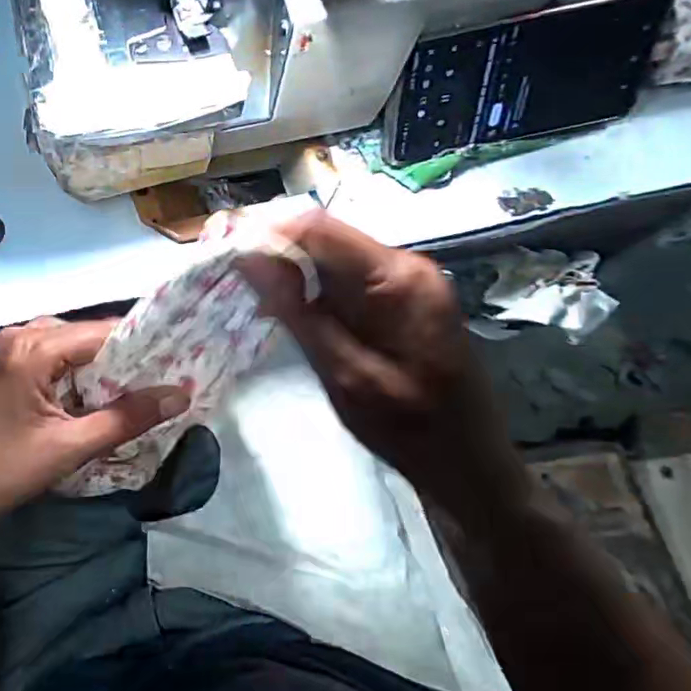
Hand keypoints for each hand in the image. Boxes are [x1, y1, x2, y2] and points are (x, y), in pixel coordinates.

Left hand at [0, 318, 189, 557]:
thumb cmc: (5, 470)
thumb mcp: (70, 446)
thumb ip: (125, 418)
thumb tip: (178, 395)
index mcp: (32, 347)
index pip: (101, 332)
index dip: (142, 345)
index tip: (178, 360)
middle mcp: (19, 336)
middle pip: (85, 336)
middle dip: (123, 357)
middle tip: (163, 377)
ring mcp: (7, 351)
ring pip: (68, 347)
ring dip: (99, 367)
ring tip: (138, 388)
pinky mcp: (4, 369)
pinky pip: (50, 359)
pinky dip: (75, 373)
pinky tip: (97, 395)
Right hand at [236, 210, 529, 527]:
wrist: (469, 463)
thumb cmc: (410, 428)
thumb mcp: (345, 374)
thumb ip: (297, 312)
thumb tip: (248, 258)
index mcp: (397, 279)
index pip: (316, 228)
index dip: (263, 233)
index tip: (220, 253)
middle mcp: (404, 264)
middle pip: (322, 235)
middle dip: (271, 251)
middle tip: (227, 278)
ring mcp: (405, 278)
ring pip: (329, 255)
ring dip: (287, 270)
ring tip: (248, 295)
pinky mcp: (399, 295)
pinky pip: (343, 276)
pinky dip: (309, 287)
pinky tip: (286, 310)